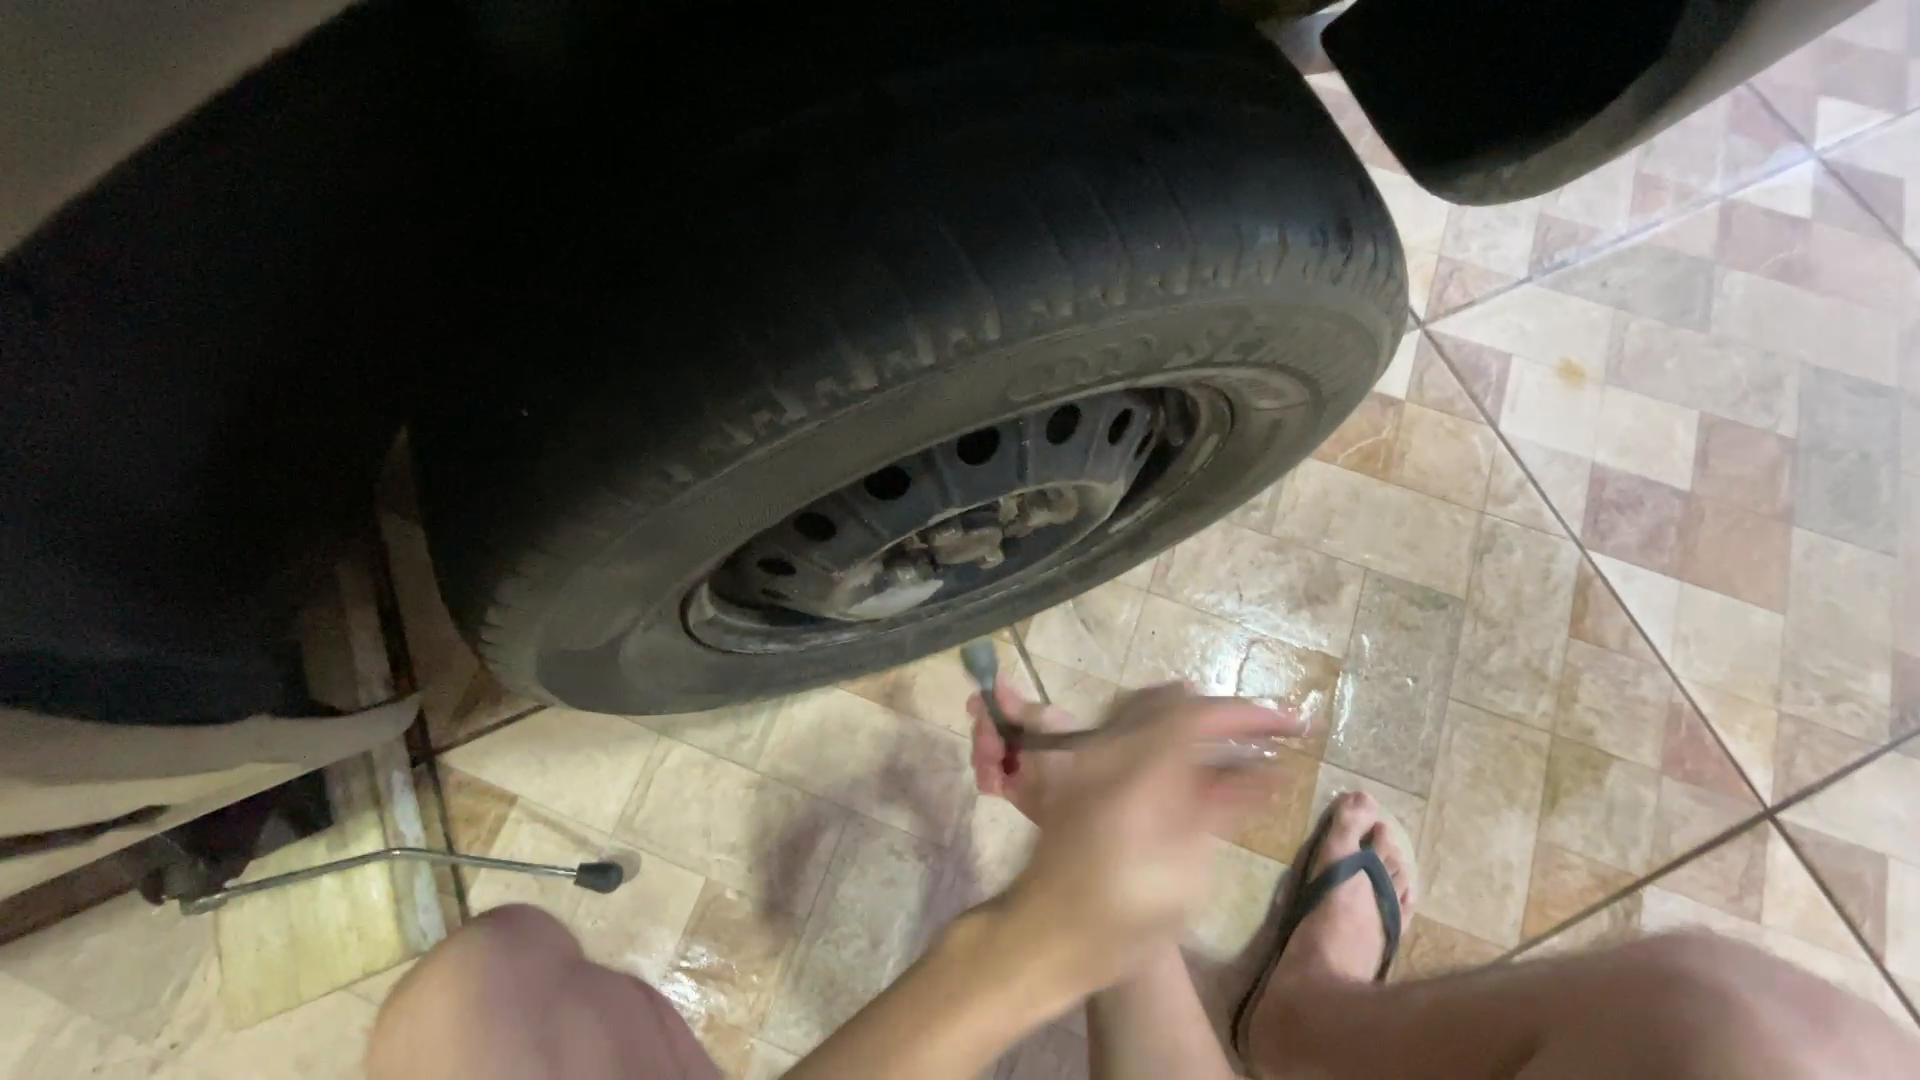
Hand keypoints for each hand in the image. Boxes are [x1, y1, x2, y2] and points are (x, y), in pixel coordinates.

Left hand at [967, 682, 1302, 996]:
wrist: (1043, 934)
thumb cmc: (1119, 920)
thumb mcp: (1185, 874)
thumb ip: (1222, 807)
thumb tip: (1266, 770)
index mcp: (1132, 774)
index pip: (1194, 715)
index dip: (1247, 713)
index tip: (1291, 725)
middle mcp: (1105, 751)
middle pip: (1170, 703)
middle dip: (1224, 713)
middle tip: (1270, 729)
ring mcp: (1087, 757)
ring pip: (1147, 710)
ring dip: (1196, 720)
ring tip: (1241, 741)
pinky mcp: (1081, 769)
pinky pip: (1128, 730)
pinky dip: (1168, 734)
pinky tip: (1197, 759)